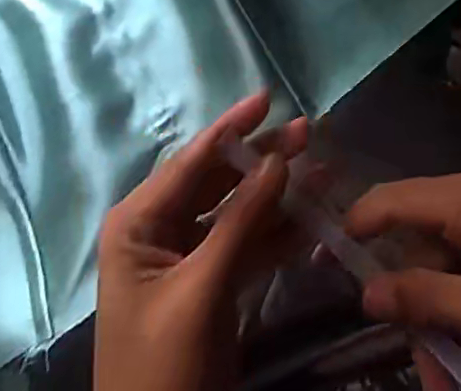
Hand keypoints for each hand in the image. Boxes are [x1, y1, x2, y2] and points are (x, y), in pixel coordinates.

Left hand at [94, 91, 307, 390]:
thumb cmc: (162, 367)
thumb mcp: (200, 290)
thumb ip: (239, 222)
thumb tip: (277, 160)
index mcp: (138, 221)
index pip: (192, 161)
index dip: (232, 128)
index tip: (268, 96)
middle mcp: (160, 229)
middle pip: (219, 181)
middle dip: (263, 157)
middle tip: (307, 131)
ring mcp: (188, 258)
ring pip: (238, 212)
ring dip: (279, 193)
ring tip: (322, 167)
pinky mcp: (211, 285)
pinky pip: (248, 246)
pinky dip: (280, 233)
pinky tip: (314, 216)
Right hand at [346, 172, 460, 390]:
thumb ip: (429, 298)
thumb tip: (364, 290)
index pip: (387, 200)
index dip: (351, 230)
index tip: (321, 269)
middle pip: (412, 247)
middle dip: (410, 308)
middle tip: (427, 370)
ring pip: (438, 273)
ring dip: (439, 326)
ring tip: (458, 379)